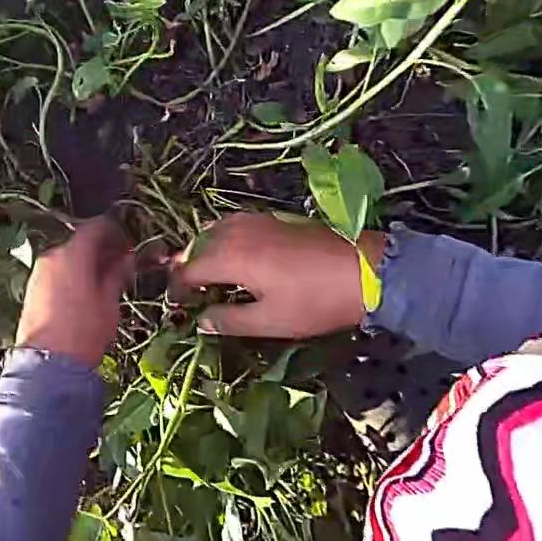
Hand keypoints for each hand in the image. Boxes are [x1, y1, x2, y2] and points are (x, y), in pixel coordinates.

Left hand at [15, 216, 141, 366]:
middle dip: (102, 247)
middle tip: (122, 261)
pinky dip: (72, 273)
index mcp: (73, 254)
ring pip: (68, 257)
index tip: (129, 242)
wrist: (47, 366)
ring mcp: (39, 272)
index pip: (96, 227)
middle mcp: (52, 256)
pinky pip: (57, 271)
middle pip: (80, 241)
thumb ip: (117, 273)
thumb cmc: (83, 333)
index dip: (115, 230)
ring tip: (106, 278)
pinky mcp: (32, 288)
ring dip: (87, 261)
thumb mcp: (109, 302)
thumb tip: (126, 258)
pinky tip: (86, 289)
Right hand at [170, 212, 385, 339]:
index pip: (188, 270)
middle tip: (190, 292)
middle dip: (187, 267)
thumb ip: (229, 321)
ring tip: (207, 273)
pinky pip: (232, 223)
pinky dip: (222, 237)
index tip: (179, 306)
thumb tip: (201, 321)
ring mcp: (254, 221)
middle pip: (196, 245)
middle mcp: (235, 233)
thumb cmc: (314, 301)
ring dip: (203, 250)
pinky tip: (234, 253)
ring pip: (213, 230)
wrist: (363, 269)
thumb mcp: (270, 321)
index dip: (179, 289)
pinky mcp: (271, 218)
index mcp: (229, 257)